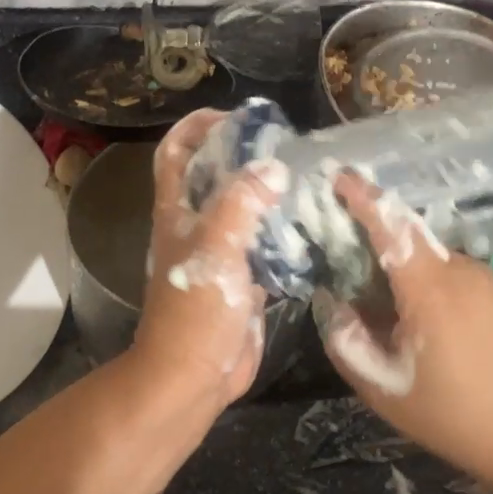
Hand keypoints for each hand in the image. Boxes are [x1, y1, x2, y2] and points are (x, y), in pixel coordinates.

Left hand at [131, 109, 284, 406]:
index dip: (197, 127)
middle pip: (217, 177)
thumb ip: (241, 204)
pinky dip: (287, 233)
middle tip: (287, 145)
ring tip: (309, 178)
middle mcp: (196, 225)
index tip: (235, 116)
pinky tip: (316, 225)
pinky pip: (266, 246)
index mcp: (177, 211)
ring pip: (245, 211)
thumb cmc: (194, 310)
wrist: (193, 377)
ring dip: (270, 194)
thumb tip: (273, 167)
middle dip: (246, 156)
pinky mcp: (243, 280)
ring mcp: (221, 253)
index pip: (176, 153)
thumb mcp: (214, 248)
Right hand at [317, 170, 492, 481]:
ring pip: (426, 257)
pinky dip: (421, 280)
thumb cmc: (454, 416)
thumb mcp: (382, 388)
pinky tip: (416, 320)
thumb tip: (332, 300)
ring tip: (380, 310)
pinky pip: (446, 271)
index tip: (337, 175)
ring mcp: (484, 279)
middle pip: (406, 239)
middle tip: (342, 266)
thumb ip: (345, 340)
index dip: (363, 198)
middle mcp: (460, 272)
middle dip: (372, 242)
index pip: (393, 228)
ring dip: (398, 268)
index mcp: (430, 291)